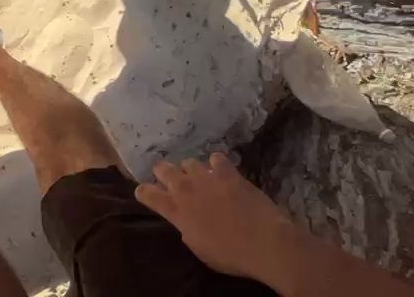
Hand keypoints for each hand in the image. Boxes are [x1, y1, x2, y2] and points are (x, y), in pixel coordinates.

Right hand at [134, 154, 305, 280]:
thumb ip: (185, 229)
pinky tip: (225, 174)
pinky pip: (217, 158)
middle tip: (178, 186)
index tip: (153, 198)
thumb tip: (183, 220)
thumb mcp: (200, 249)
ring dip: (193, 171)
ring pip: (188, 162)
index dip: (146, 193)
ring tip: (205, 181)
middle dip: (165, 174)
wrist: (268, 245)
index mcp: (173, 208)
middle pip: (160, 167)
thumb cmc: (233, 255)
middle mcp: (182, 187)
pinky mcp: (227, 173)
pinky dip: (219, 165)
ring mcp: (205, 177)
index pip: (144, 192)